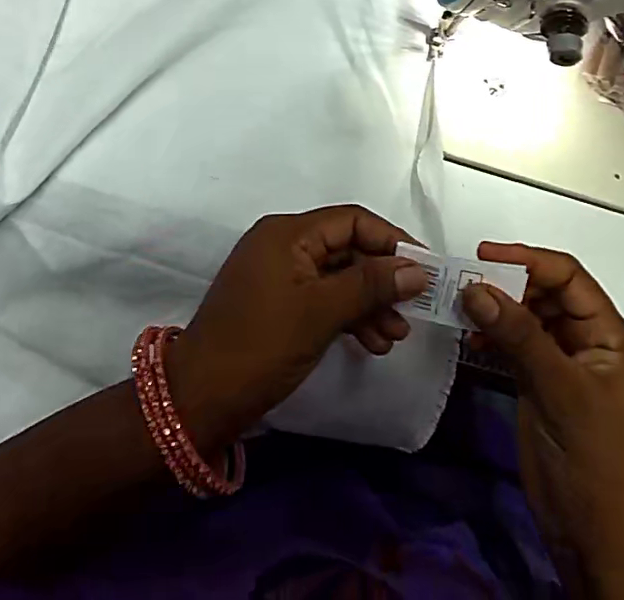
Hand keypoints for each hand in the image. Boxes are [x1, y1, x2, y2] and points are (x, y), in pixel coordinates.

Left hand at [167, 206, 430, 451]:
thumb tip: (417, 270)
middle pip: (348, 249)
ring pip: (340, 278)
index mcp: (287, 233)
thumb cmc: (261, 346)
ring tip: (396, 335)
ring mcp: (280, 276)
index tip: (424, 267)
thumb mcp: (322, 312)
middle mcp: (283, 245)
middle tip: (414, 307)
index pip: (352, 221)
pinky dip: (349, 317)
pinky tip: (373, 343)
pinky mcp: (279, 305)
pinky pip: (324, 299)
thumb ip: (372, 285)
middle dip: (383, 280)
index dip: (392, 241)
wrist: (198, 403)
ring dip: (370, 304)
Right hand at [461, 243, 623, 598]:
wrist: (608, 552)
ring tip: (462, 310)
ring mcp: (567, 372)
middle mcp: (591, 347)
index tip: (484, 255)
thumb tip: (477, 288)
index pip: (571, 279)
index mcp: (613, 338)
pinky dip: (496, 342)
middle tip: (464, 284)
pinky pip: (519, 353)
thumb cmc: (601, 468)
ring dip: (498, 313)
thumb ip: (521, 337)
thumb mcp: (563, 395)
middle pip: (548, 297)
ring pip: (530, 324)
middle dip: (509, 286)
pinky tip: (473, 341)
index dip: (529, 261)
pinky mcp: (546, 394)